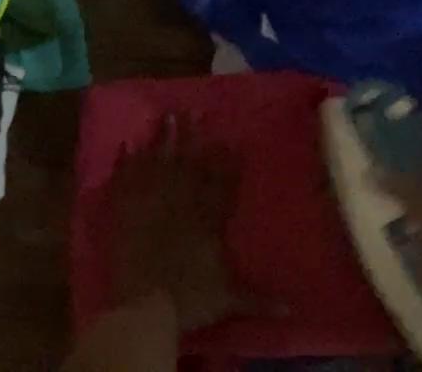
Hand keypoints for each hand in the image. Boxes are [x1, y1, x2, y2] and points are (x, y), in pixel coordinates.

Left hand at [102, 112, 273, 331]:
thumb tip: (295, 311)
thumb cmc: (190, 298)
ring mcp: (151, 198)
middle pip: (191, 161)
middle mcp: (182, 199)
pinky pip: (126, 176)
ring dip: (164, 137)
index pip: (222, 183)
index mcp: (208, 216)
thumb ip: (260, 299)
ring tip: (167, 114)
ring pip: (160, 159)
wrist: (145, 301)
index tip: (232, 141)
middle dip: (195, 135)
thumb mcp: (229, 298)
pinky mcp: (125, 206)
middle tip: (195, 110)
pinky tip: (127, 144)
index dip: (228, 162)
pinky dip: (126, 160)